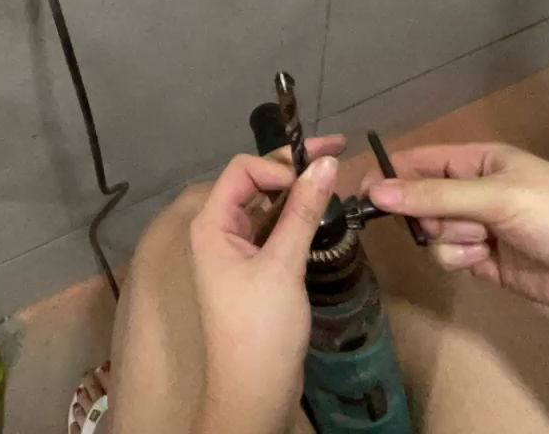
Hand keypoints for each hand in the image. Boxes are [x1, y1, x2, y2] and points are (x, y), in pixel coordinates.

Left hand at [187, 137, 342, 433]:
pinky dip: (295, 215)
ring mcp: (235, 249)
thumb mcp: (283, 266)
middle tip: (336, 151)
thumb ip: (303, 212)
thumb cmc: (260, 329)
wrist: (252, 396)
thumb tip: (326, 164)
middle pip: (254, 182)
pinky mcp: (253, 268)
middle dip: (292, 166)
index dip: (278, 163)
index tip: (317, 171)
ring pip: (266, 204)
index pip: (242, 170)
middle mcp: (218, 229)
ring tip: (334, 177)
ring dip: (296, 190)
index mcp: (212, 222)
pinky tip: (321, 211)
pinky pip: (272, 228)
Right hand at [363, 143, 548, 322]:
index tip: (362, 195)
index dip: (389, 175)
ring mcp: (478, 226)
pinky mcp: (485, 261)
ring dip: (447, 239)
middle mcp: (472, 190)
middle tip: (449, 223)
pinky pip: (449, 257)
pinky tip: (486, 261)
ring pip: (431, 231)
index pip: (418, 161)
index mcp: (475, 160)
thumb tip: (373, 192)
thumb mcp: (494, 197)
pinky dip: (460, 260)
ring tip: (481, 244)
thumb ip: (432, 195)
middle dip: (427, 214)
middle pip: (419, 199)